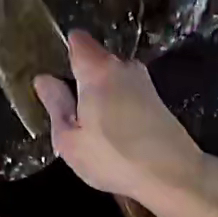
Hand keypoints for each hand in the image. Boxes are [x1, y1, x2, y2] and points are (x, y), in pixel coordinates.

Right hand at [34, 31, 211, 208]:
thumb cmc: (113, 158)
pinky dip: (118, 107)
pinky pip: (127, 94)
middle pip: (95, 61)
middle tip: (70, 114)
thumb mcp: (69, 139)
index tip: (56, 76)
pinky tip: (115, 135)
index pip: (77, 40)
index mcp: (97, 70)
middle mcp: (123, 66)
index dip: (64, 53)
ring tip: (93, 129)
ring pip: (112, 80)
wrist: (172, 175)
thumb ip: (56, 105)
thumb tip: (44, 79)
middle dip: (82, 80)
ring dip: (101, 96)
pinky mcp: (158, 100)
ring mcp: (144, 82)